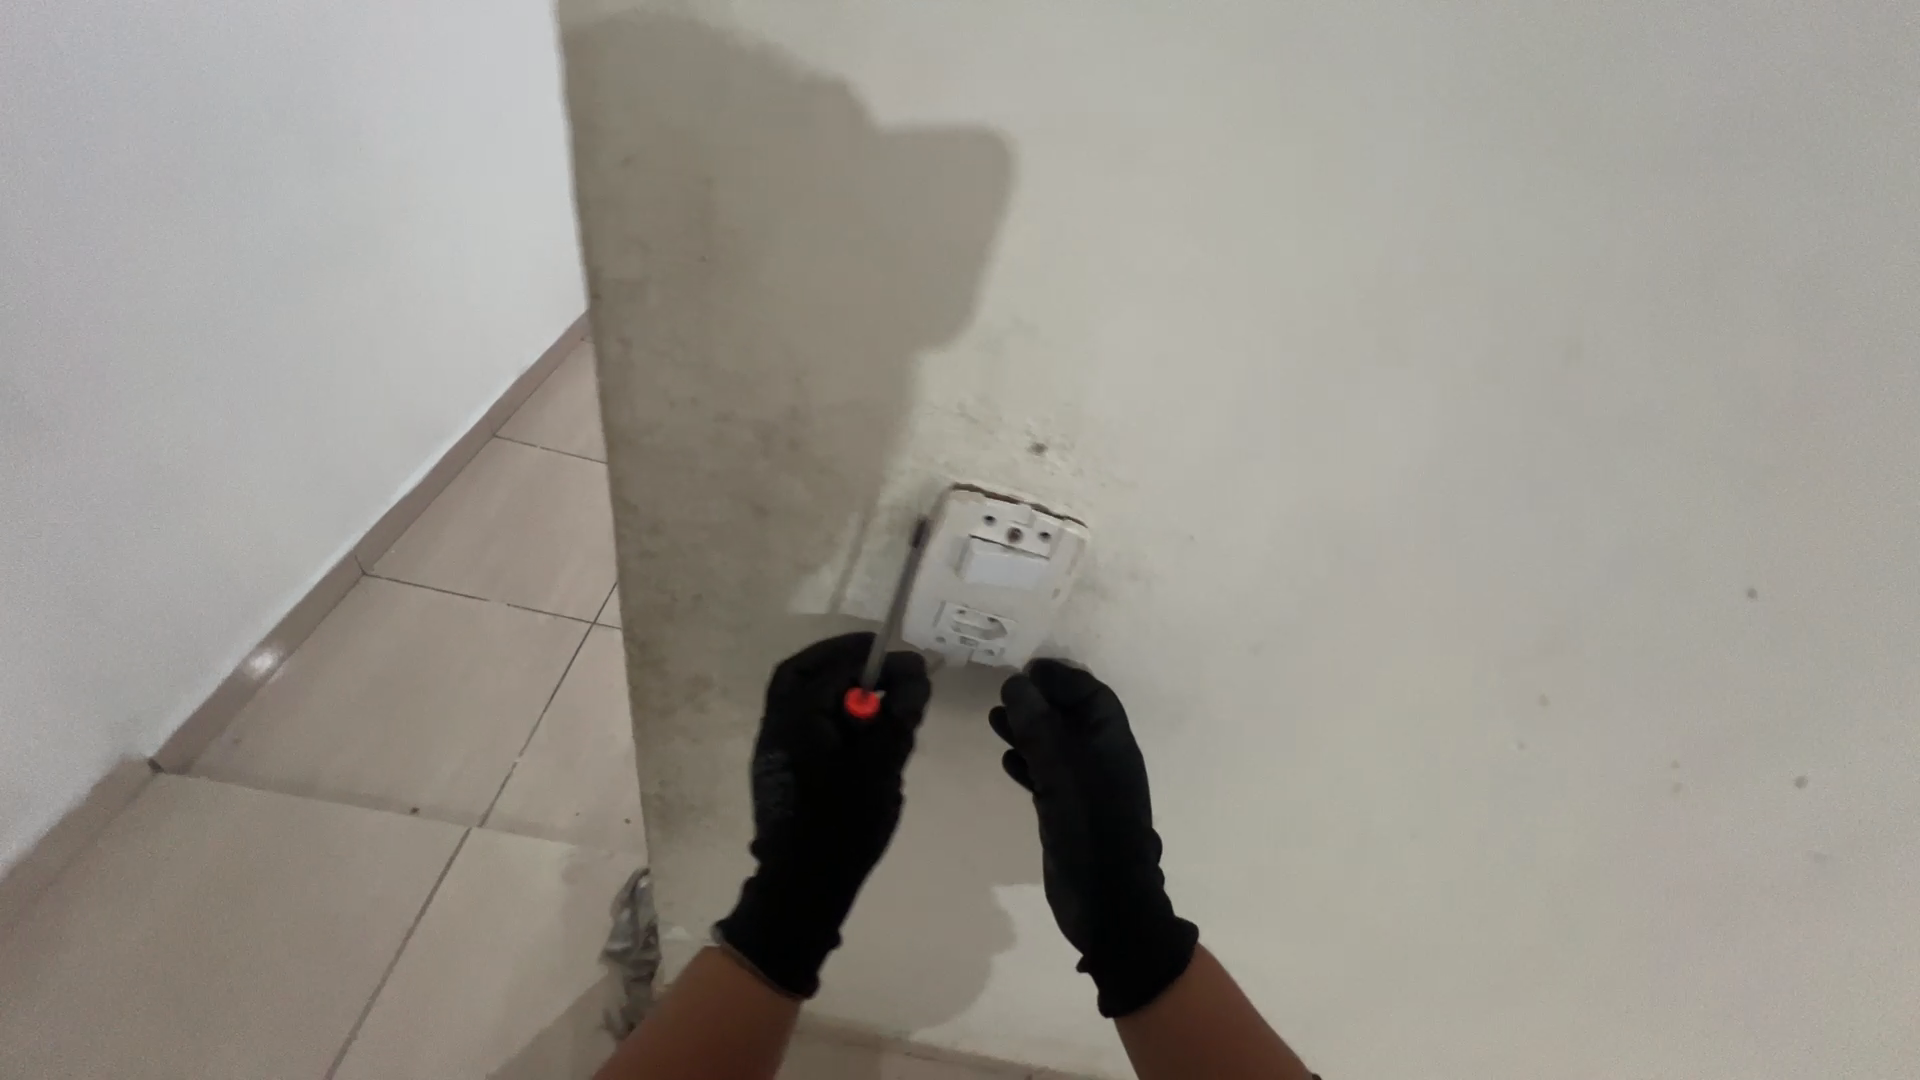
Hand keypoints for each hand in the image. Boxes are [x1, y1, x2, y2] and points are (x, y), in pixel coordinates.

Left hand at [715, 633, 930, 997]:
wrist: (801, 891)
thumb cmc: (842, 826)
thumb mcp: (882, 767)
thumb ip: (898, 716)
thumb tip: (913, 674)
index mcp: (796, 720)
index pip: (833, 667)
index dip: (869, 656)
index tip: (901, 657)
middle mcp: (777, 726)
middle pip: (801, 672)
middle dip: (839, 658)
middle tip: (877, 660)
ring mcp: (774, 748)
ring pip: (799, 696)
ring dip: (834, 683)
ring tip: (876, 694)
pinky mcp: (781, 767)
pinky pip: (803, 722)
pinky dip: (830, 711)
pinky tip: (861, 729)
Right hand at [991, 660, 1197, 1017]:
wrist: (1108, 903)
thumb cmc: (1091, 826)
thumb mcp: (1062, 769)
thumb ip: (1038, 725)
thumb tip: (1016, 683)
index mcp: (1112, 743)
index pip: (1090, 695)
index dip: (1061, 678)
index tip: (1028, 669)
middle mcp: (1101, 760)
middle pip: (1070, 717)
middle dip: (1039, 702)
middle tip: (1005, 691)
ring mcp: (1085, 788)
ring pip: (1054, 746)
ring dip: (1027, 730)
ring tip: (994, 719)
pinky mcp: (1068, 812)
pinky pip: (1046, 775)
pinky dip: (1027, 762)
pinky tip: (1006, 759)